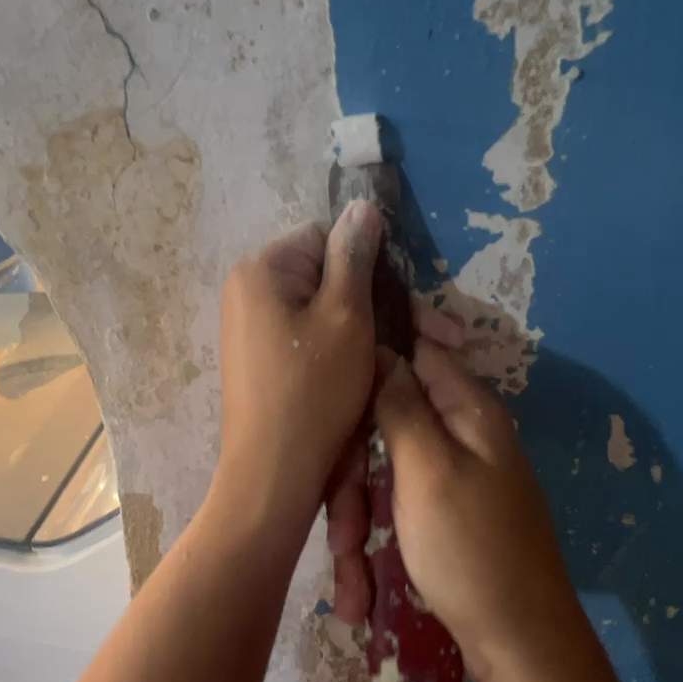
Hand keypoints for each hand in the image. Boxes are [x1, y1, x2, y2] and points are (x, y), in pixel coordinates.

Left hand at [214, 200, 382, 518]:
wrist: (272, 476)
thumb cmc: (313, 391)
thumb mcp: (346, 315)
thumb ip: (354, 256)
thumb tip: (362, 204)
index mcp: (261, 269)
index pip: (326, 240)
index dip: (369, 266)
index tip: (407, 303)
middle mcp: (248, 290)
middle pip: (326, 277)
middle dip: (377, 303)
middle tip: (434, 336)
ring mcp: (250, 327)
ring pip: (323, 311)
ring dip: (365, 330)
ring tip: (406, 361)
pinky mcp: (261, 359)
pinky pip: (309, 338)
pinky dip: (341, 351)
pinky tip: (372, 375)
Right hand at [372, 343, 646, 681]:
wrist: (520, 645)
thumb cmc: (471, 548)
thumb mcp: (428, 468)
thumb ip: (400, 404)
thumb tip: (381, 349)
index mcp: (467, 408)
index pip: (416, 349)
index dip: (373, 356)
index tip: (331, 383)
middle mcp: (459, 431)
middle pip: (386, 416)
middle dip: (353, 466)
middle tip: (341, 519)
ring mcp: (449, 472)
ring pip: (382, 463)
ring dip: (356, 510)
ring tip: (348, 562)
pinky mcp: (440, 508)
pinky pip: (393, 499)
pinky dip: (373, 533)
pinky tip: (360, 584)